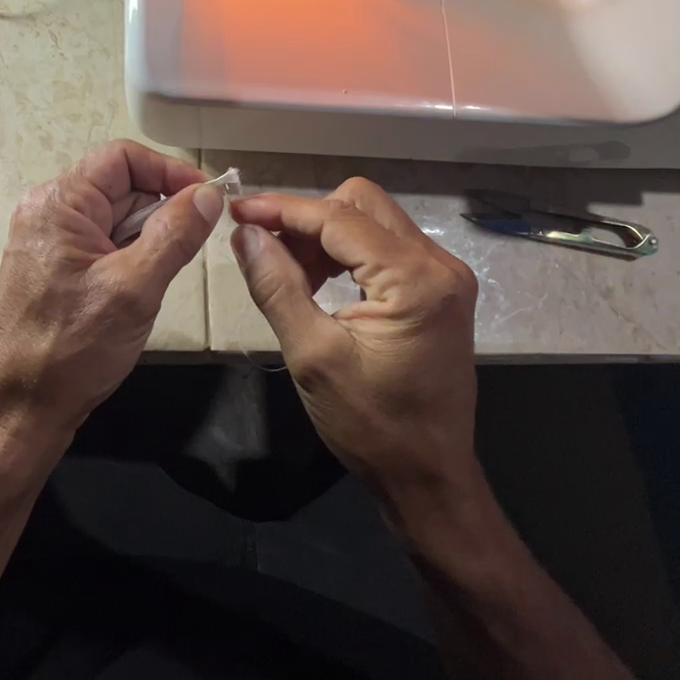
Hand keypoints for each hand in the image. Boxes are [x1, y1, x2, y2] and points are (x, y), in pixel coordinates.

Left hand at [0, 140, 221, 437]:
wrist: (26, 407)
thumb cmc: (75, 347)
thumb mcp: (134, 288)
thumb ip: (175, 235)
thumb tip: (209, 193)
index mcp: (58, 203)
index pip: (122, 157)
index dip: (169, 170)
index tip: (207, 198)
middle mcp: (47, 210)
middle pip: (120, 184)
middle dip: (161, 207)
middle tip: (192, 244)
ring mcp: (48, 238)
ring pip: (114, 215)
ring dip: (148, 234)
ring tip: (164, 272)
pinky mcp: (53, 264)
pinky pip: (101, 240)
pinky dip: (129, 253)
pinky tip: (142, 283)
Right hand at [230, 178, 481, 496]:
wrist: (427, 476)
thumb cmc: (370, 425)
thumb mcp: (311, 356)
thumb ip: (277, 286)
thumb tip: (245, 234)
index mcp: (415, 280)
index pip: (338, 218)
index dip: (282, 209)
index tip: (236, 211)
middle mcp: (439, 264)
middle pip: (360, 203)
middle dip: (305, 217)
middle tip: (264, 247)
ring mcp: (444, 275)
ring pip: (372, 219)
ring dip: (323, 234)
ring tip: (287, 271)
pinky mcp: (438, 289)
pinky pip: (384, 245)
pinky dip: (345, 251)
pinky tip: (318, 280)